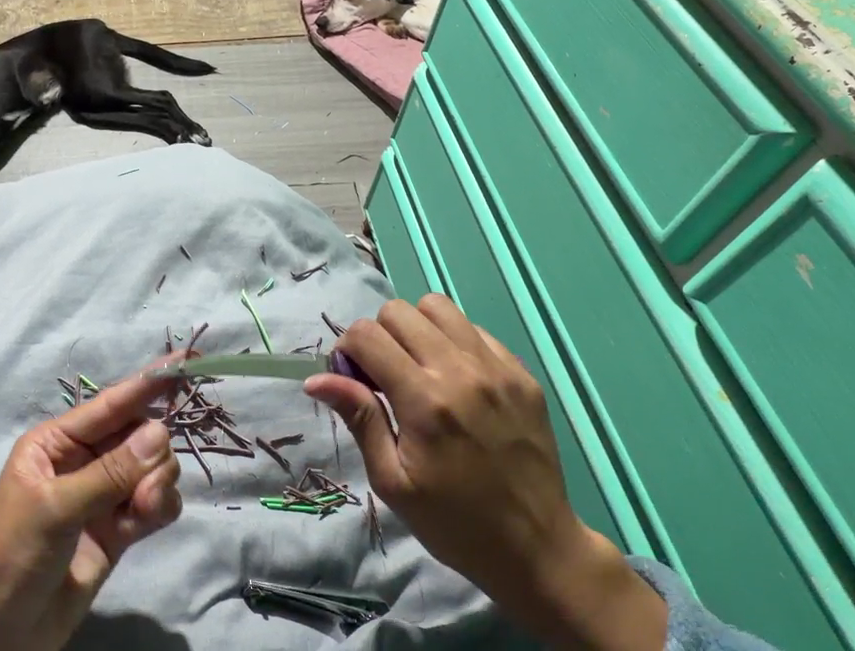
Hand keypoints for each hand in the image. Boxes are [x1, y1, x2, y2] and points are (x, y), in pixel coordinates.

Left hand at [0, 363, 184, 650]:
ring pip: (151, 470)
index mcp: (55, 442)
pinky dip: (159, 508)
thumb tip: (160, 433)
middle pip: (138, 435)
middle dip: (152, 454)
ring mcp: (100, 497)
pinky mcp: (117, 531)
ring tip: (141, 513)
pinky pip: (153, 505)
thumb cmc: (10, 556)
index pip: (109, 403)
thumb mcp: (54, 509)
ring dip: (157, 485)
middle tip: (144, 490)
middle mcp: (81, 461)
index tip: (185, 359)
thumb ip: (110, 473)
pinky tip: (145, 522)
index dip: (147, 382)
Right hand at [305, 295, 666, 650]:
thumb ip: (359, 419)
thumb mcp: (392, 482)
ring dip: (417, 329)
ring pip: (438, 307)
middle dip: (379, 337)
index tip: (352, 381)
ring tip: (419, 368)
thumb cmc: (454, 522)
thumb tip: (317, 379)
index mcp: (424, 400)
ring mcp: (497, 368)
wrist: (537, 549)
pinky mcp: (522, 375)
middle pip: (398, 311)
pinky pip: (475, 330)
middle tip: (384, 377)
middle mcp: (461, 371)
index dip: (347, 351)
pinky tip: (456, 380)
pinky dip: (454, 342)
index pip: (366, 335)